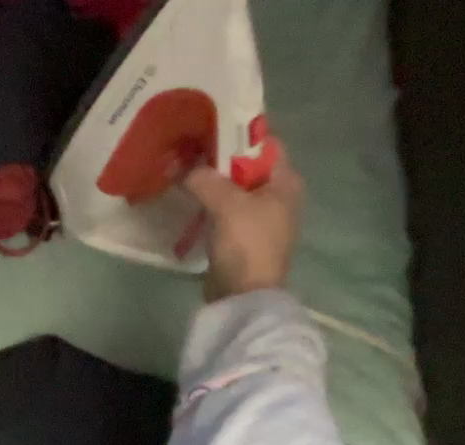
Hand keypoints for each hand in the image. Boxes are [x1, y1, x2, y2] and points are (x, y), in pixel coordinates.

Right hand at [182, 140, 303, 300]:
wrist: (244, 295)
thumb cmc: (247, 244)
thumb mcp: (227, 205)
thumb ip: (205, 180)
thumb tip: (180, 166)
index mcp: (285, 181)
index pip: (264, 145)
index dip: (237, 136)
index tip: (206, 130)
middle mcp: (276, 196)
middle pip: (244, 169)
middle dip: (216, 161)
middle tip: (185, 153)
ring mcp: (257, 219)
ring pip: (229, 192)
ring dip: (207, 185)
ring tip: (179, 177)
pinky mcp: (238, 239)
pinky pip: (220, 213)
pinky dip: (204, 207)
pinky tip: (185, 204)